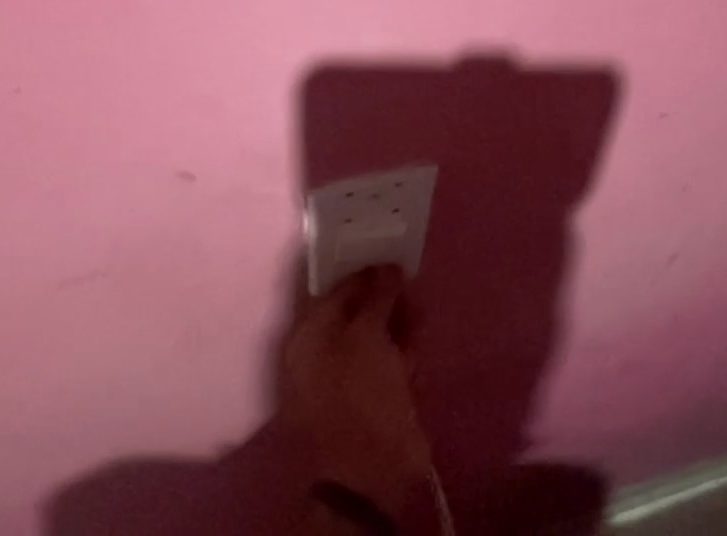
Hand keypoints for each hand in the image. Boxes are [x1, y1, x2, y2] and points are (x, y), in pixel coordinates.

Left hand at [275, 267, 430, 511]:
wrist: (371, 474)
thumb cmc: (360, 396)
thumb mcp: (367, 338)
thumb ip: (375, 298)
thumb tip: (386, 268)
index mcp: (306, 335)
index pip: (331, 288)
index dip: (360, 269)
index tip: (389, 252)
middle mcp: (319, 352)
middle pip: (352, 310)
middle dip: (381, 293)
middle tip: (410, 277)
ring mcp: (344, 375)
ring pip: (371, 334)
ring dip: (396, 317)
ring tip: (419, 305)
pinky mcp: (369, 395)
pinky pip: (384, 359)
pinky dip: (400, 344)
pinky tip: (418, 332)